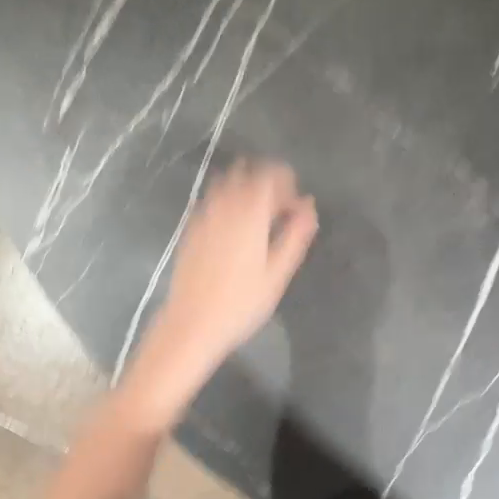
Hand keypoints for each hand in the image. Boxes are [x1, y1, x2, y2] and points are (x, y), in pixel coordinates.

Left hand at [151, 159, 318, 374]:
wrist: (192, 324)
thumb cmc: (241, 304)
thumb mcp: (277, 275)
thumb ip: (295, 236)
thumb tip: (309, 208)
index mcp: (250, 213)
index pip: (271, 175)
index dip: (287, 183)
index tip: (296, 205)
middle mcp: (224, 206)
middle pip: (247, 174)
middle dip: (266, 184)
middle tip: (280, 211)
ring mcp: (202, 217)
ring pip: (225, 186)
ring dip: (244, 191)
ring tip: (257, 218)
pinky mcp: (189, 231)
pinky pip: (210, 203)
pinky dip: (225, 205)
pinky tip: (232, 230)